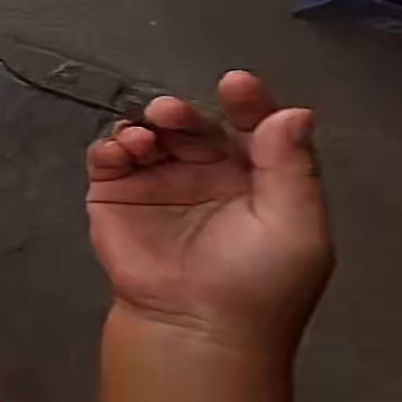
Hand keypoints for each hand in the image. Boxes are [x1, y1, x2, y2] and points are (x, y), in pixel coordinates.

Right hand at [86, 71, 332, 356]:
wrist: (193, 318)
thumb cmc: (256, 279)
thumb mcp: (295, 225)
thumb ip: (290, 169)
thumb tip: (292, 114)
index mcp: (253, 179)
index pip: (252, 131)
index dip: (247, 104)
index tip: (236, 82)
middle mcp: (202, 174)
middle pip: (190, 128)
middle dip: (179, 114)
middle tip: (168, 111)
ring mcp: (154, 182)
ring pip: (145, 137)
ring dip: (142, 128)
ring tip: (143, 139)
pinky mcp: (112, 192)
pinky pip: (106, 158)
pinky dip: (109, 147)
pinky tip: (120, 151)